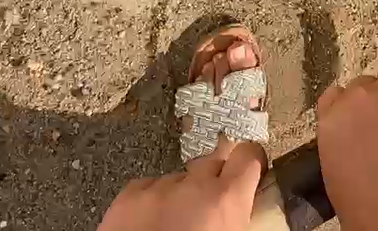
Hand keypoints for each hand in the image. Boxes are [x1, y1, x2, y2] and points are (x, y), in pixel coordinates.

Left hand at [96, 135, 263, 230]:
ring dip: (181, 197)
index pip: (248, 155)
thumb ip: (239, 223)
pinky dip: (151, 203)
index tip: (250, 174)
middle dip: (212, 184)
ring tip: (175, 227)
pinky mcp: (127, 198)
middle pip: (212, 163)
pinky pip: (148, 188)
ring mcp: (158, 188)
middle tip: (209, 213)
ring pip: (180, 178)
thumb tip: (240, 219)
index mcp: (226, 201)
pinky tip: (150, 228)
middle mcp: (194, 186)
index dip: (250, 163)